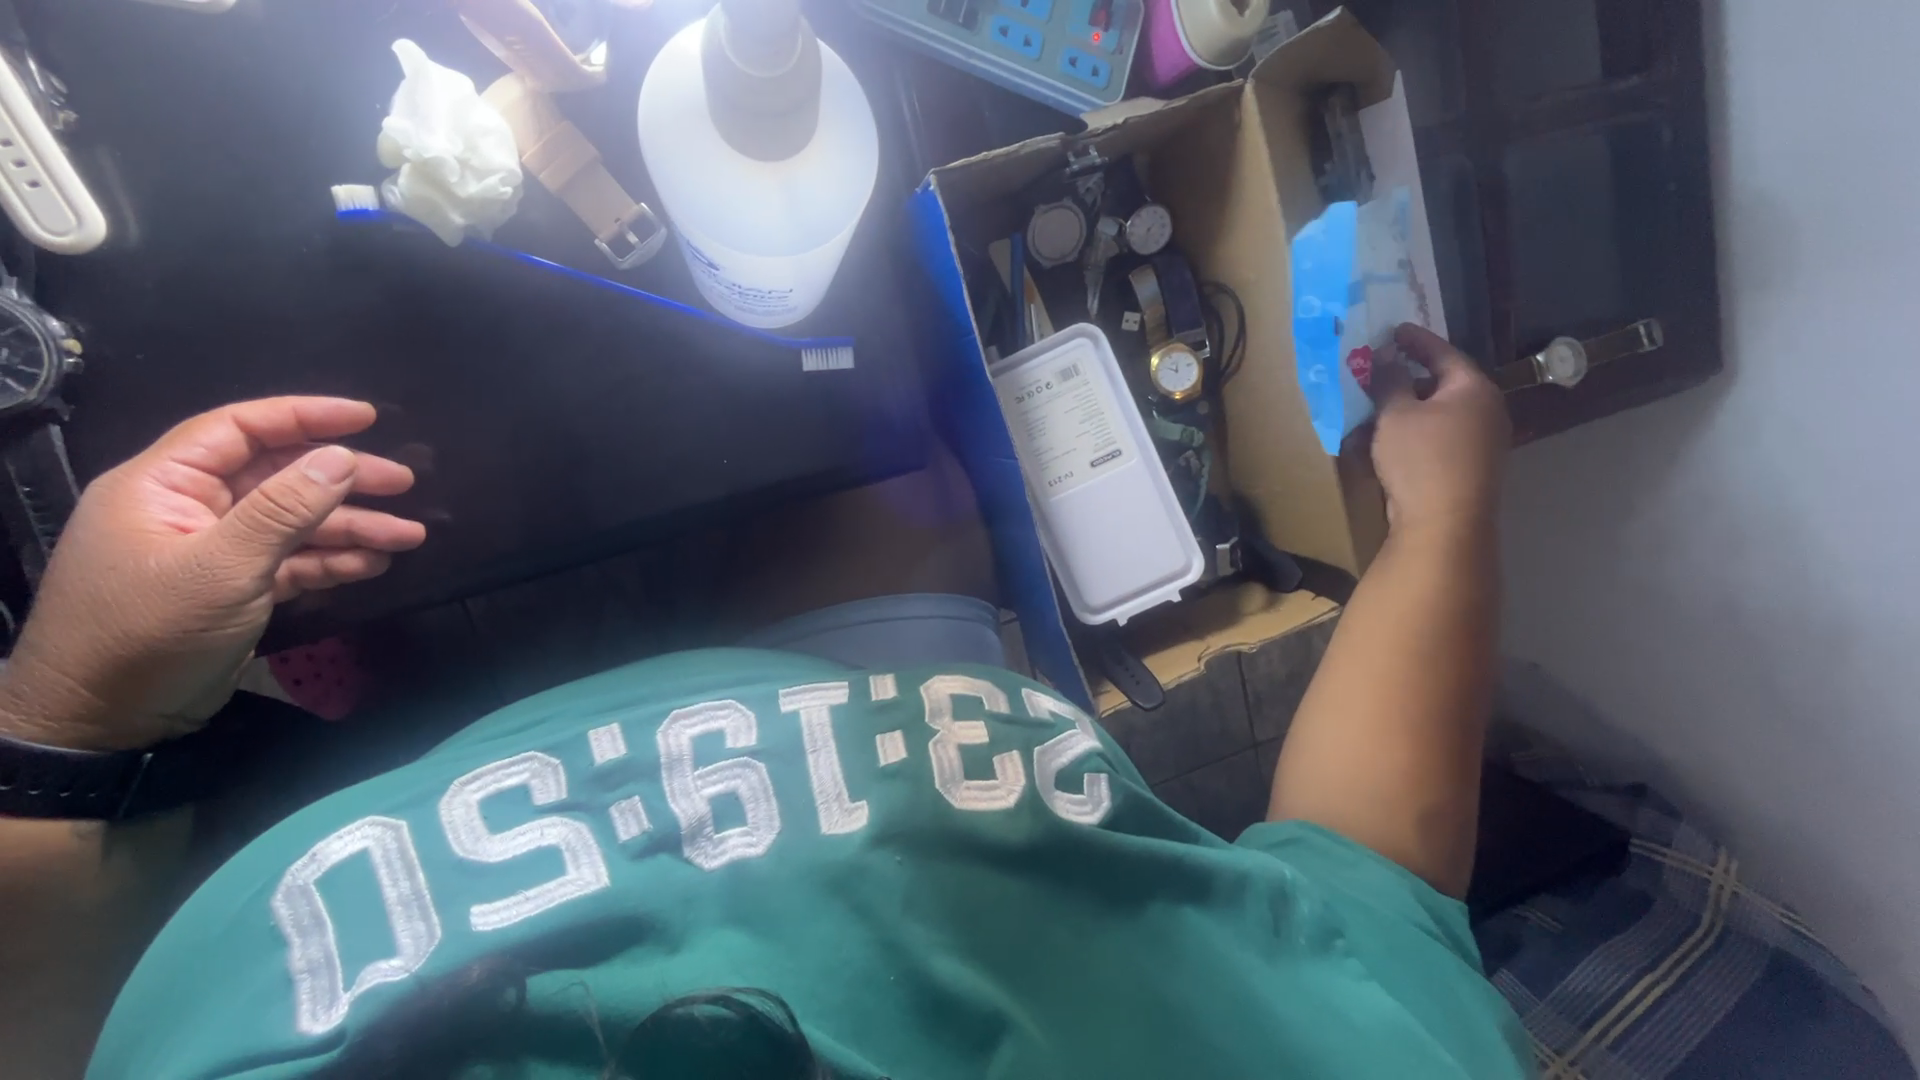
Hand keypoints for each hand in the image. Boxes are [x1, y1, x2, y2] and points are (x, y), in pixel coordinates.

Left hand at [0, 398, 425, 750]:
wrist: (104, 720)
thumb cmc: (149, 633)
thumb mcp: (223, 567)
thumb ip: (284, 509)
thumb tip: (341, 457)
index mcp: (164, 486)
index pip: (240, 429)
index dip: (305, 416)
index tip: (369, 418)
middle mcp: (191, 508)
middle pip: (279, 475)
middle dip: (345, 480)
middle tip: (406, 484)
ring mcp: (216, 549)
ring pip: (296, 521)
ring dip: (352, 527)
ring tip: (410, 537)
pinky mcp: (236, 586)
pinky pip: (294, 559)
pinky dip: (333, 560)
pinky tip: (373, 565)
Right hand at [1370, 324, 1510, 537]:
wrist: (1445, 523)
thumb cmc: (1420, 459)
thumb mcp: (1395, 415)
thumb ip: (1389, 382)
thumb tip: (1386, 357)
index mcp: (1473, 389)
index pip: (1443, 353)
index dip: (1415, 340)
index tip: (1394, 330)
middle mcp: (1486, 411)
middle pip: (1443, 384)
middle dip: (1409, 378)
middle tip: (1380, 371)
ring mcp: (1482, 443)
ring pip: (1439, 415)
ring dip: (1408, 410)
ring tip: (1377, 409)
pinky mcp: (1469, 469)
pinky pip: (1438, 439)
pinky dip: (1414, 433)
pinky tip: (1390, 442)